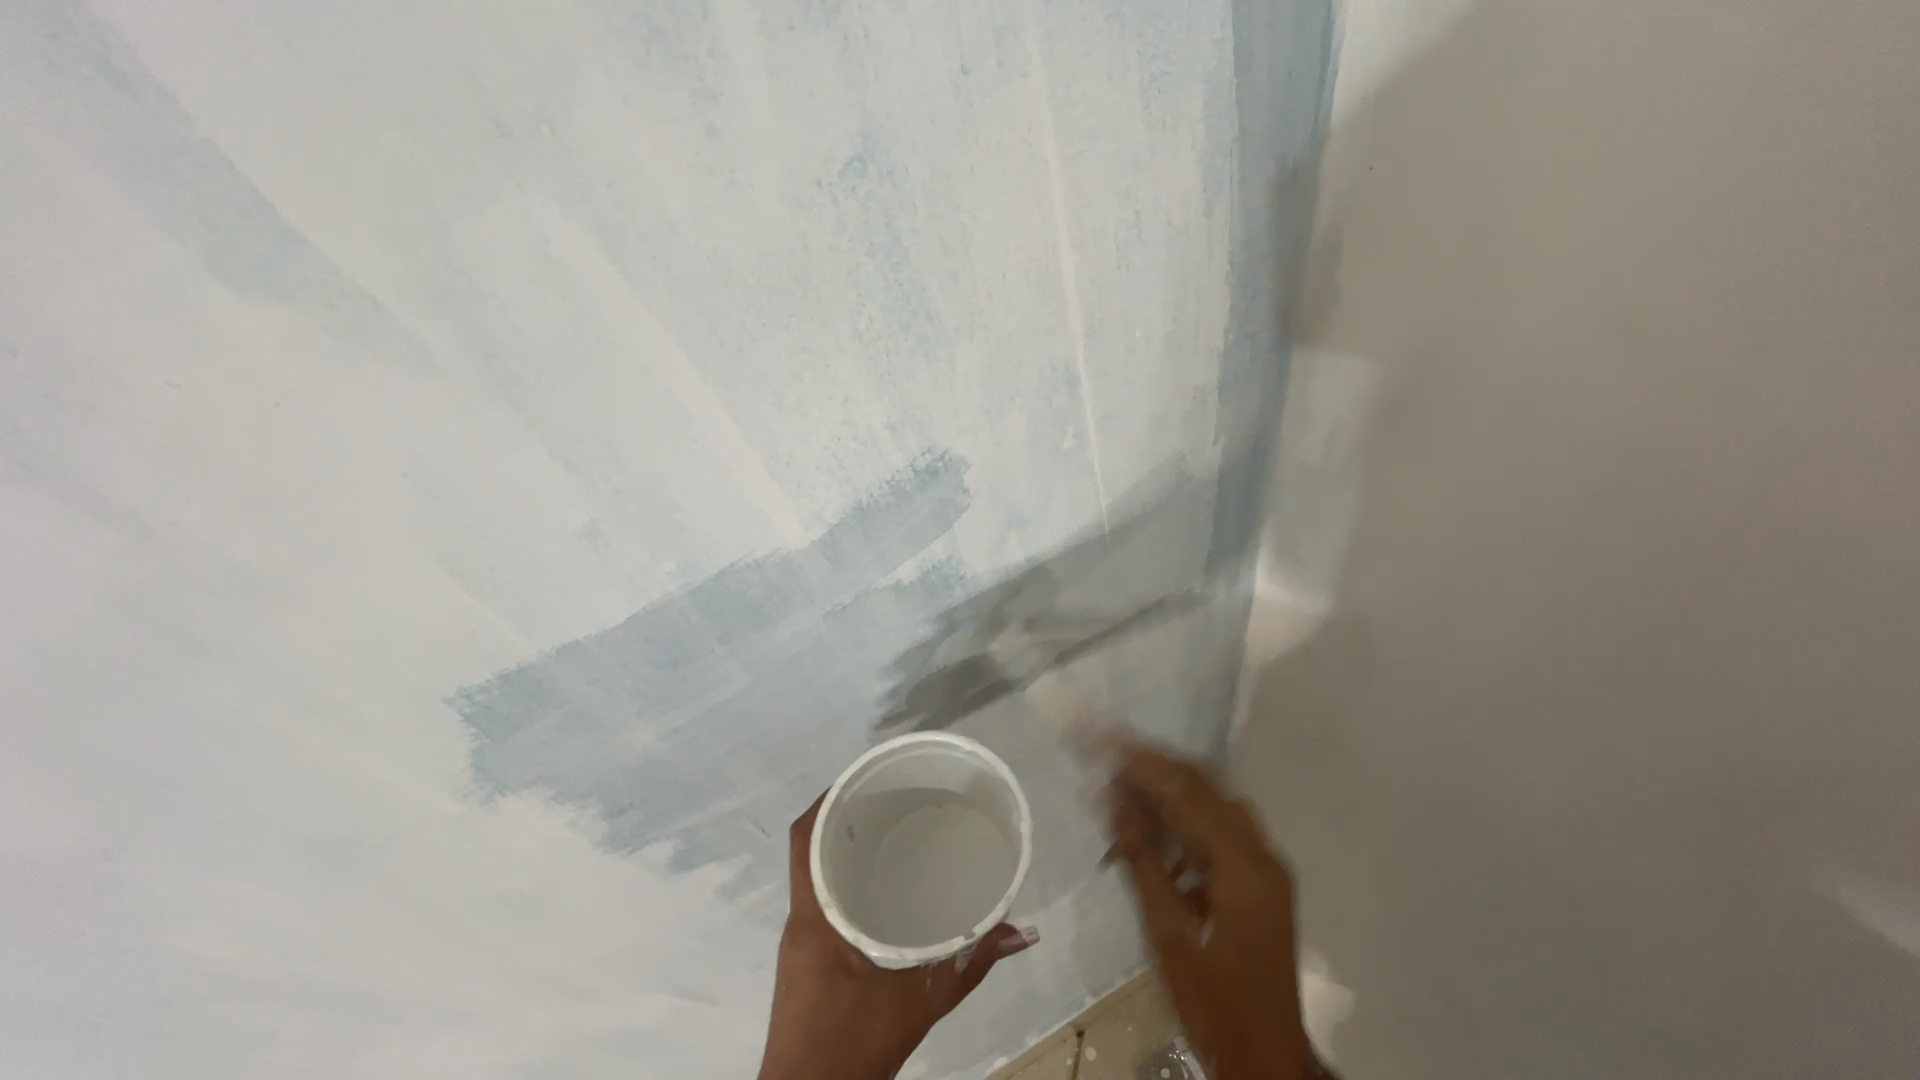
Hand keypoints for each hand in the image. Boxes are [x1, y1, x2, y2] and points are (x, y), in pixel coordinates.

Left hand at [757, 794, 1038, 1079]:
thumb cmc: (851, 1047)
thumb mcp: (918, 1005)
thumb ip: (969, 966)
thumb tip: (1021, 931)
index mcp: (814, 918)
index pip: (804, 838)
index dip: (827, 798)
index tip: (864, 775)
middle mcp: (799, 921)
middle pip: (809, 849)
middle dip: (845, 816)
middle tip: (893, 795)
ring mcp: (799, 941)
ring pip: (814, 875)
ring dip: (846, 849)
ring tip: (894, 828)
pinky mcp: (806, 961)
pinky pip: (822, 901)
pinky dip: (847, 882)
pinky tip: (885, 887)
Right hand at [1106, 739, 1324, 1079]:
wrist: (1267, 1058)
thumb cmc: (1214, 1002)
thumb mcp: (1169, 935)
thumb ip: (1145, 865)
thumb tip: (1116, 807)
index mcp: (1243, 866)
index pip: (1187, 795)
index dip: (1143, 765)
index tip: (1105, 742)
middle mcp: (1262, 855)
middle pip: (1206, 790)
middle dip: (1156, 767)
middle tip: (1110, 753)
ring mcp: (1266, 868)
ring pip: (1214, 807)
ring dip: (1169, 791)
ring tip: (1122, 782)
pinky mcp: (1261, 883)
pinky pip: (1221, 834)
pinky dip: (1185, 821)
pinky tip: (1151, 827)